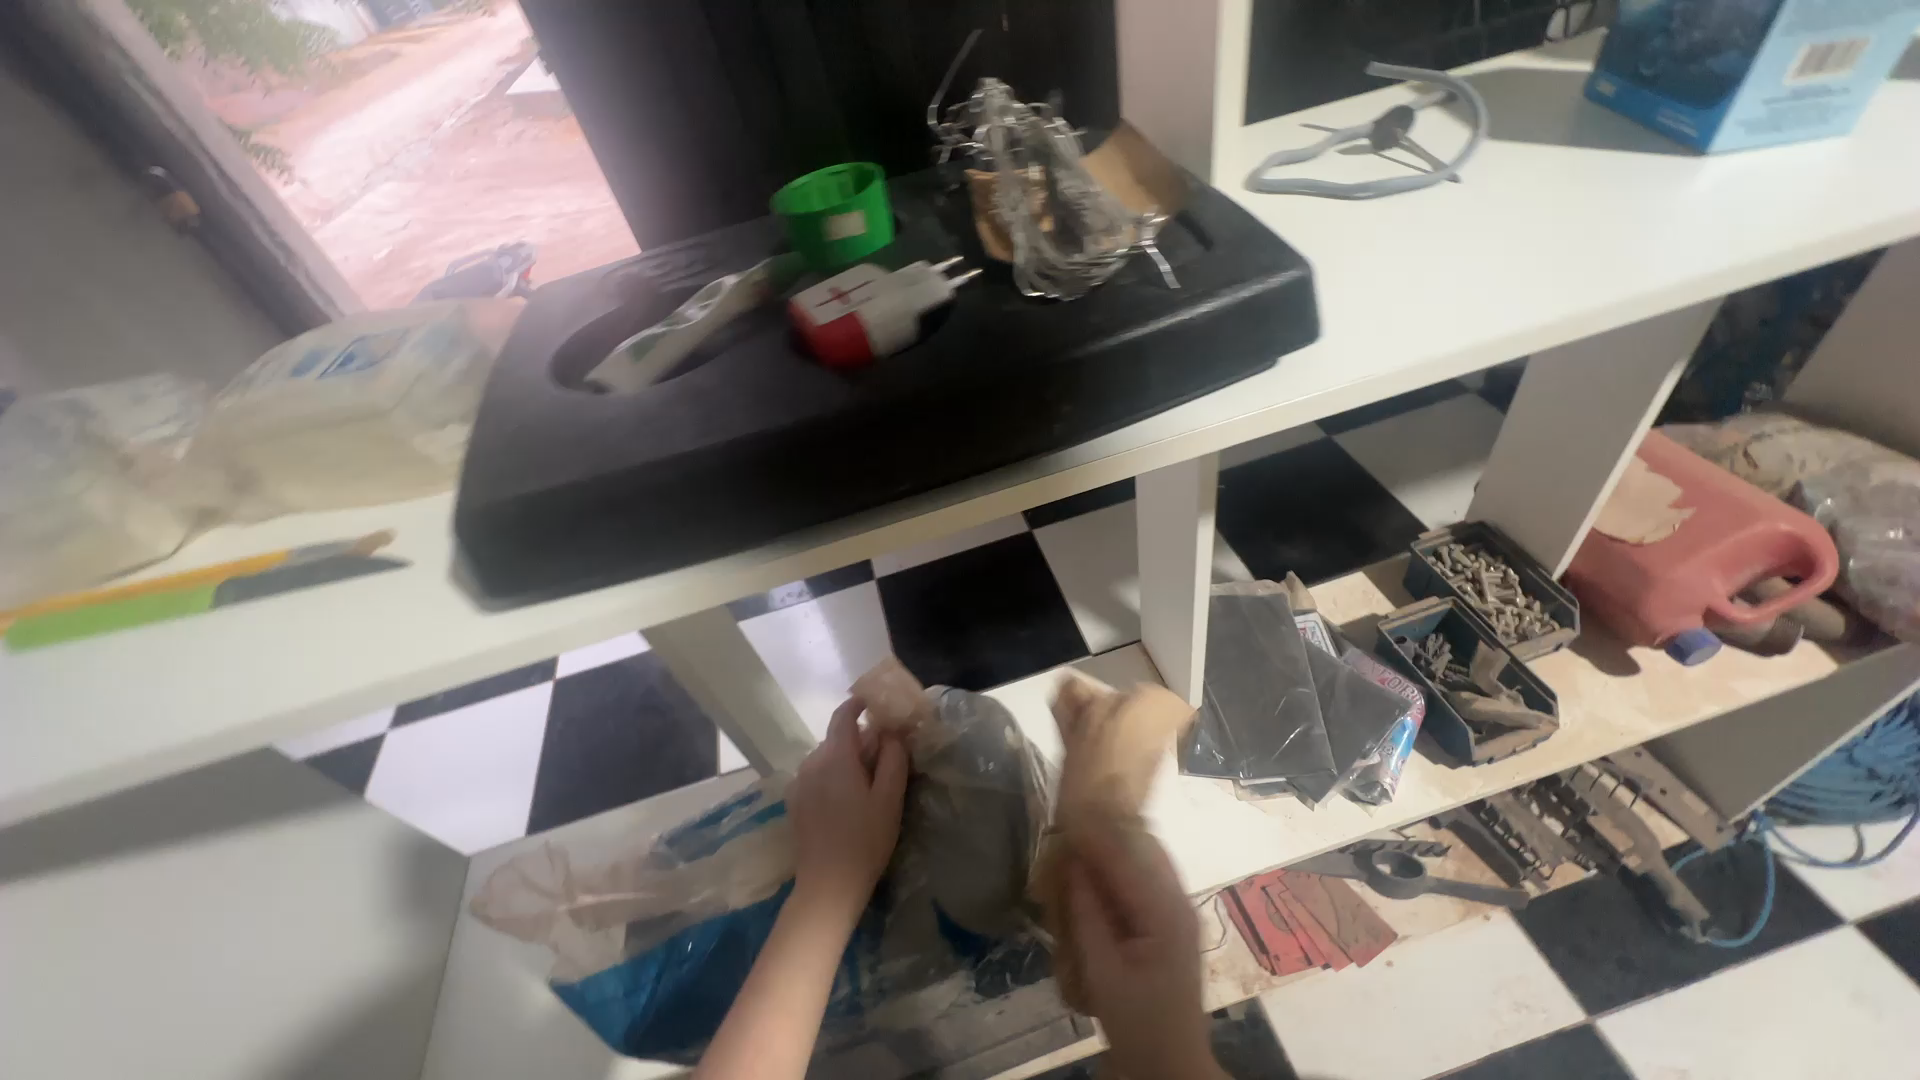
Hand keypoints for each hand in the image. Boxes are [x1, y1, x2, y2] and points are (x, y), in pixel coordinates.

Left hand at [787, 697, 908, 921]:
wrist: (827, 886)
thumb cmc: (865, 840)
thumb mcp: (890, 798)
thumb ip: (894, 758)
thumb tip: (892, 731)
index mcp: (836, 757)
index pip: (843, 716)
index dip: (858, 705)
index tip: (875, 704)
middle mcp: (812, 762)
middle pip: (837, 738)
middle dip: (860, 739)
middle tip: (886, 756)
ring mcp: (799, 783)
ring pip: (827, 757)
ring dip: (846, 759)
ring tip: (868, 783)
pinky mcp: (795, 801)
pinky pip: (817, 775)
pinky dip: (833, 776)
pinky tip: (847, 800)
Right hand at [1067, 821, 1222, 1079]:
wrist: (1170, 1064)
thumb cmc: (1135, 1022)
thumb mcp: (1102, 970)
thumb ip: (1085, 913)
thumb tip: (1069, 863)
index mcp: (1164, 912)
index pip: (1125, 857)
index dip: (1094, 832)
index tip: (1066, 813)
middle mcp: (1179, 900)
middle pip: (1144, 845)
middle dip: (1108, 829)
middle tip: (1071, 822)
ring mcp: (1181, 907)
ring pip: (1148, 855)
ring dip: (1116, 843)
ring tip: (1081, 836)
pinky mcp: (1173, 917)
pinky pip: (1148, 873)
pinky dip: (1123, 862)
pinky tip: (1098, 866)